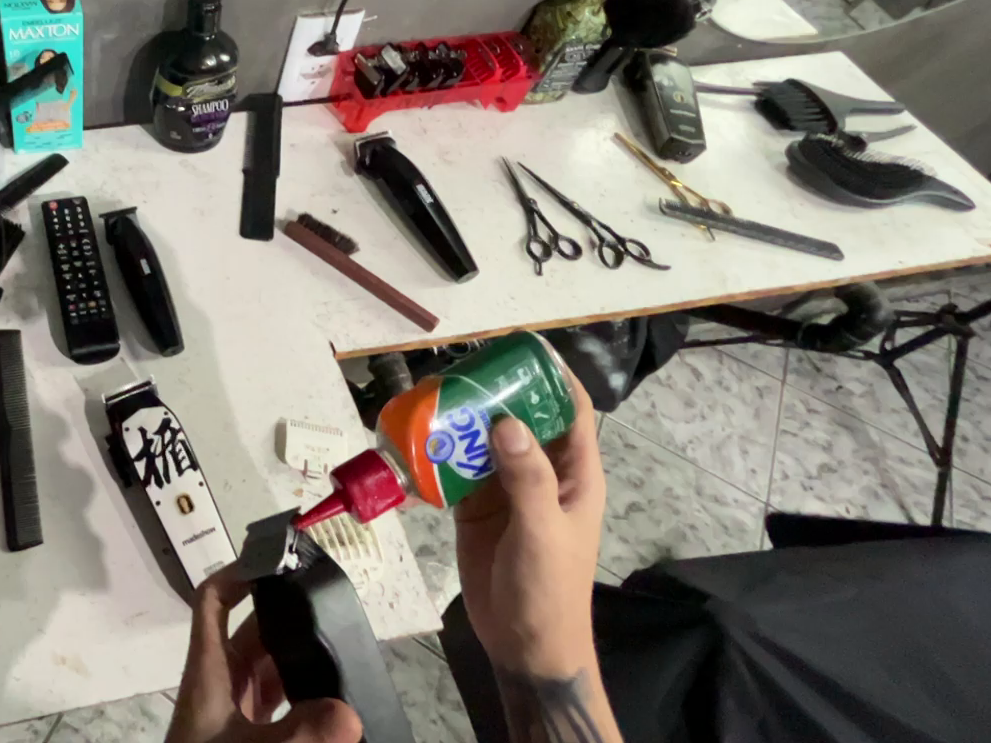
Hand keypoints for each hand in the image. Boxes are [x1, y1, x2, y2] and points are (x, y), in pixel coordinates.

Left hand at [166, 568, 362, 742]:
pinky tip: (336, 705)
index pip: (212, 602)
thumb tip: (351, 713)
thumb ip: (300, 736)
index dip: (237, 574)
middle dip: (289, 619)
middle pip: (252, 633)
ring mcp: (235, 712)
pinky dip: (304, 701)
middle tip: (334, 608)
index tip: (275, 563)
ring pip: (270, 670)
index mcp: (209, 670)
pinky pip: (279, 706)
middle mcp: (221, 682)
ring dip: (302, 662)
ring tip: (345, 649)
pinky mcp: (250, 736)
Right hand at [452, 364, 605, 676]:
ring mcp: (506, 487)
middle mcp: (540, 472)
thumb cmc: (549, 588)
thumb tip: (505, 420)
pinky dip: (438, 450)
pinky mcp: (475, 503)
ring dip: (461, 418)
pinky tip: (416, 435)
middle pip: (520, 417)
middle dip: (495, 390)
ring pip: (484, 438)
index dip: (553, 376)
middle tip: (460, 366)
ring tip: (431, 393)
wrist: (523, 643)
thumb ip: (527, 478)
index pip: (571, 411)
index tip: (522, 347)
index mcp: (574, 474)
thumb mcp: (543, 531)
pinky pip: (457, 466)